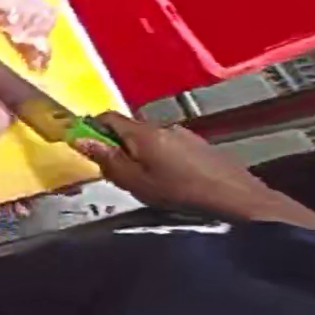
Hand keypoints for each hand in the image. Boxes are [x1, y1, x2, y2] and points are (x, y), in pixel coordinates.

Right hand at [74, 113, 278, 218]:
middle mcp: (164, 127)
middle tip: (111, 168)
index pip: (109, 118)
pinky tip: (163, 175)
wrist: (234, 197)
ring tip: (138, 175)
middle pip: (129, 128)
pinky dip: (156, 155)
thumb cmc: (175, 190)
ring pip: (148, 138)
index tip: (82, 142)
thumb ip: (105, 157)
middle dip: (115, 143)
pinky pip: (167, 144)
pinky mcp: (199, 145)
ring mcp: (185, 134)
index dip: (91, 126)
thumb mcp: (130, 178)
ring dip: (136, 150)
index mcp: (143, 133)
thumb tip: (80, 139)